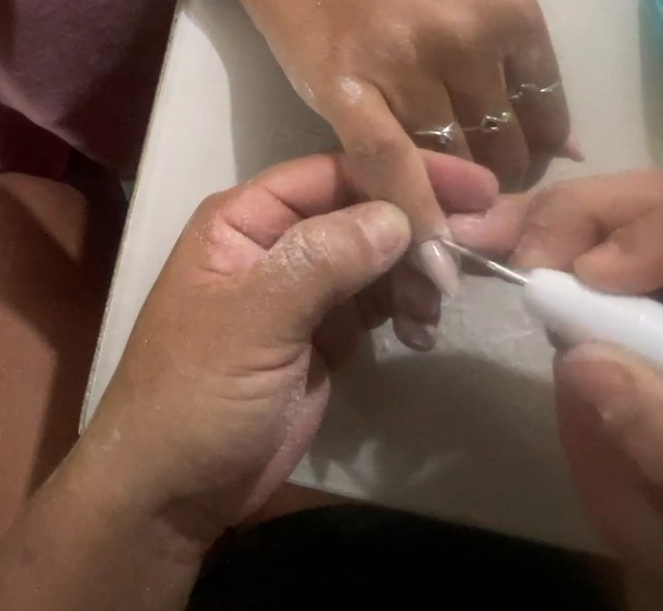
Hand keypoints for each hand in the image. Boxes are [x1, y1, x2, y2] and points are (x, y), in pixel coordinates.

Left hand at [77, 150, 497, 548]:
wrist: (174, 491)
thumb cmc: (196, 395)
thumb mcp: (252, 322)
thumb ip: (320, 263)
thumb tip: (396, 215)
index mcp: (244, 220)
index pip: (330, 175)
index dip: (397, 172)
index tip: (468, 185)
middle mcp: (276, 243)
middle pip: (360, 211)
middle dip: (420, 221)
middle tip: (487, 233)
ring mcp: (303, 290)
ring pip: (376, 257)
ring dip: (419, 269)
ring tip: (447, 295)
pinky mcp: (325, 334)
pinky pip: (378, 303)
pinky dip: (408, 309)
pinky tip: (423, 331)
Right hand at [235, 0, 569, 322]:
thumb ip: (516, 69)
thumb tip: (567, 148)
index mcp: (511, 10)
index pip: (548, 118)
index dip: (531, 165)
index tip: (504, 185)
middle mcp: (470, 34)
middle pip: (504, 150)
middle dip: (490, 190)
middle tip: (461, 206)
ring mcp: (408, 63)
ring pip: (453, 166)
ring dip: (451, 204)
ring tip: (439, 219)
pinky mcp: (350, 90)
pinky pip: (394, 168)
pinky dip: (414, 216)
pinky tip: (429, 255)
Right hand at [460, 173, 662, 610]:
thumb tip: (588, 360)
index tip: (598, 276)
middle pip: (659, 200)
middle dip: (588, 214)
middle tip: (530, 261)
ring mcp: (649, 280)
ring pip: (600, 205)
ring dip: (539, 216)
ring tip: (484, 243)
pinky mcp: (591, 292)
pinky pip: (552, 236)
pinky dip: (508, 230)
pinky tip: (472, 240)